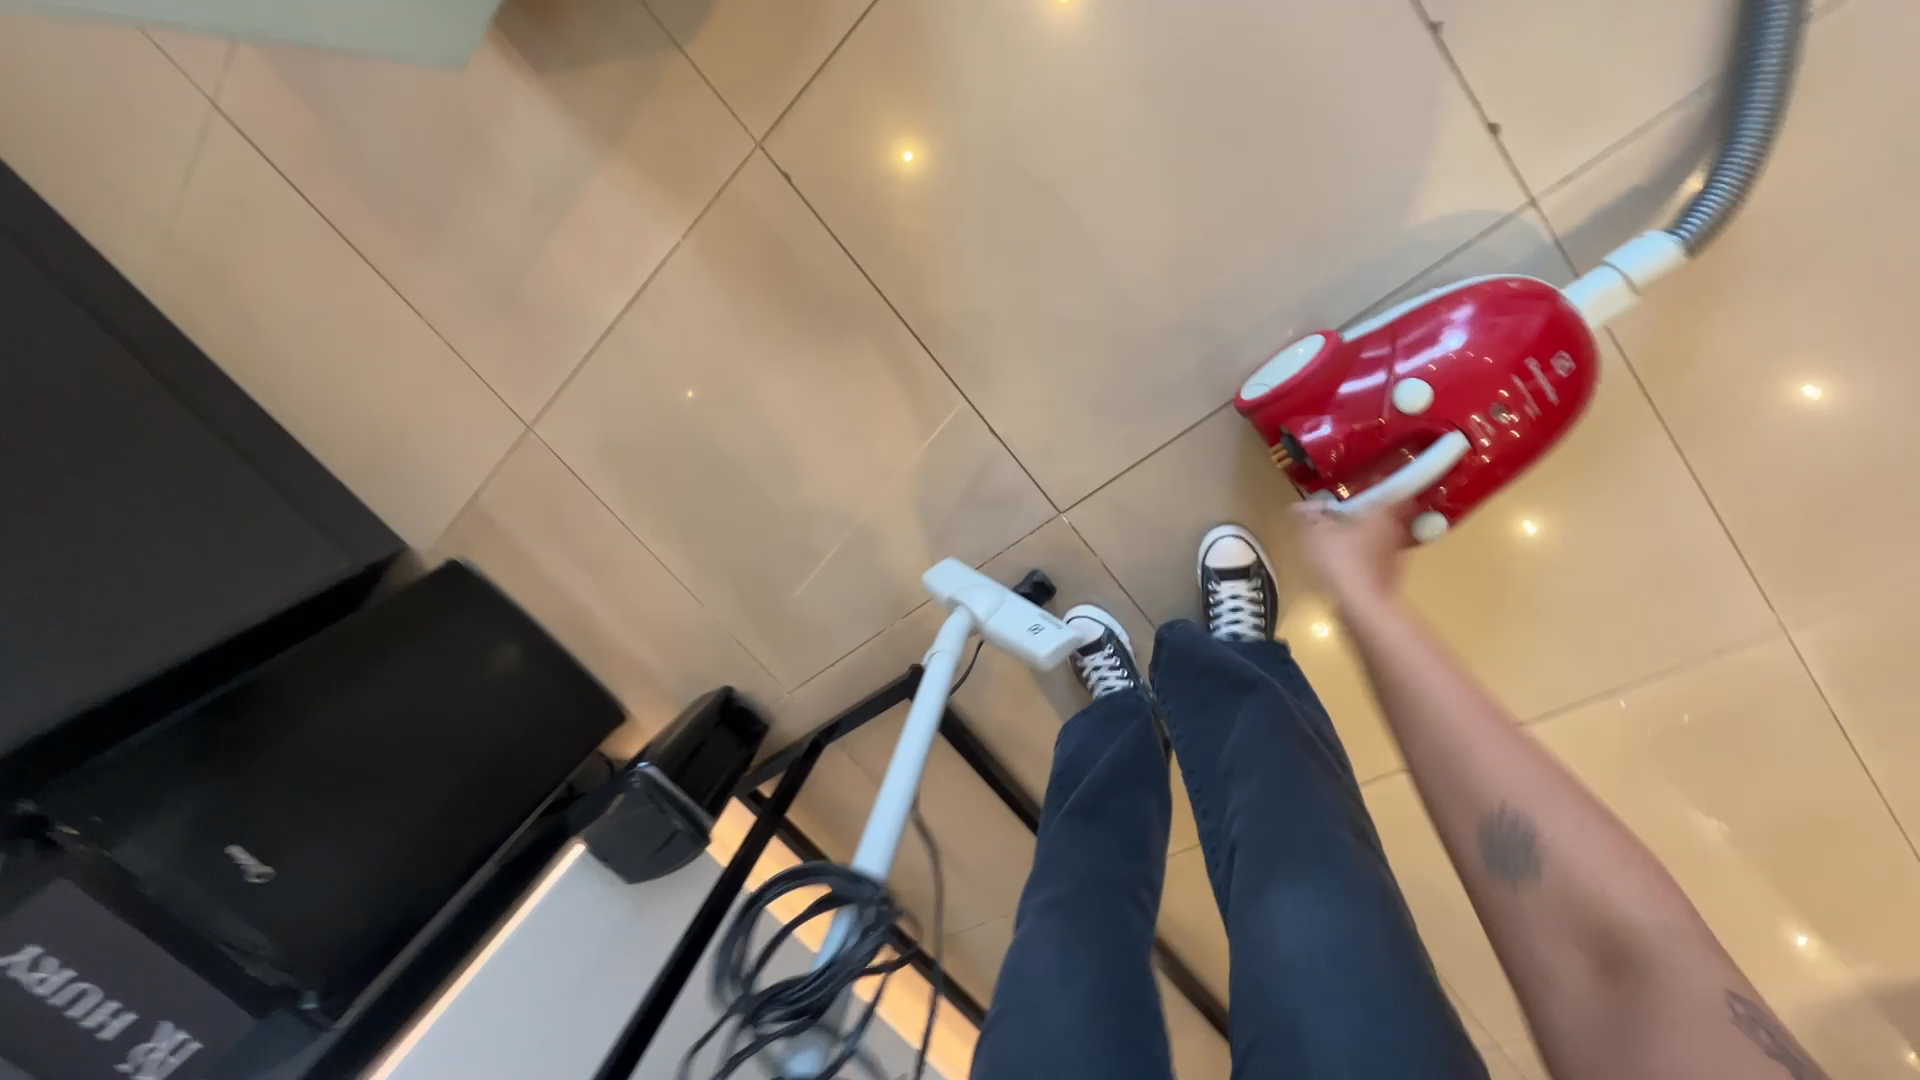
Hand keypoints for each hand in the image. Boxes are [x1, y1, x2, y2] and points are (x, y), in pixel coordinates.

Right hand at [1291, 498, 1415, 609]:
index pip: (1387, 491)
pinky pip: (1374, 559)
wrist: (1363, 606)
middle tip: (1341, 516)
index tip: (1357, 489)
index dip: (1374, 487)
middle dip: (1364, 515)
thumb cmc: (1339, 561)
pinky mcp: (1390, 576)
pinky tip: (1341, 565)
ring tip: (1337, 541)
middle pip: (1383, 515)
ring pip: (1378, 538)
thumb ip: (1307, 517)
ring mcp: (1396, 555)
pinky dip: (1361, 558)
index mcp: (1381, 513)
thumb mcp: (1313, 534)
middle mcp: (1395, 529)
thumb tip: (1298, 507)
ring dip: (1362, 537)